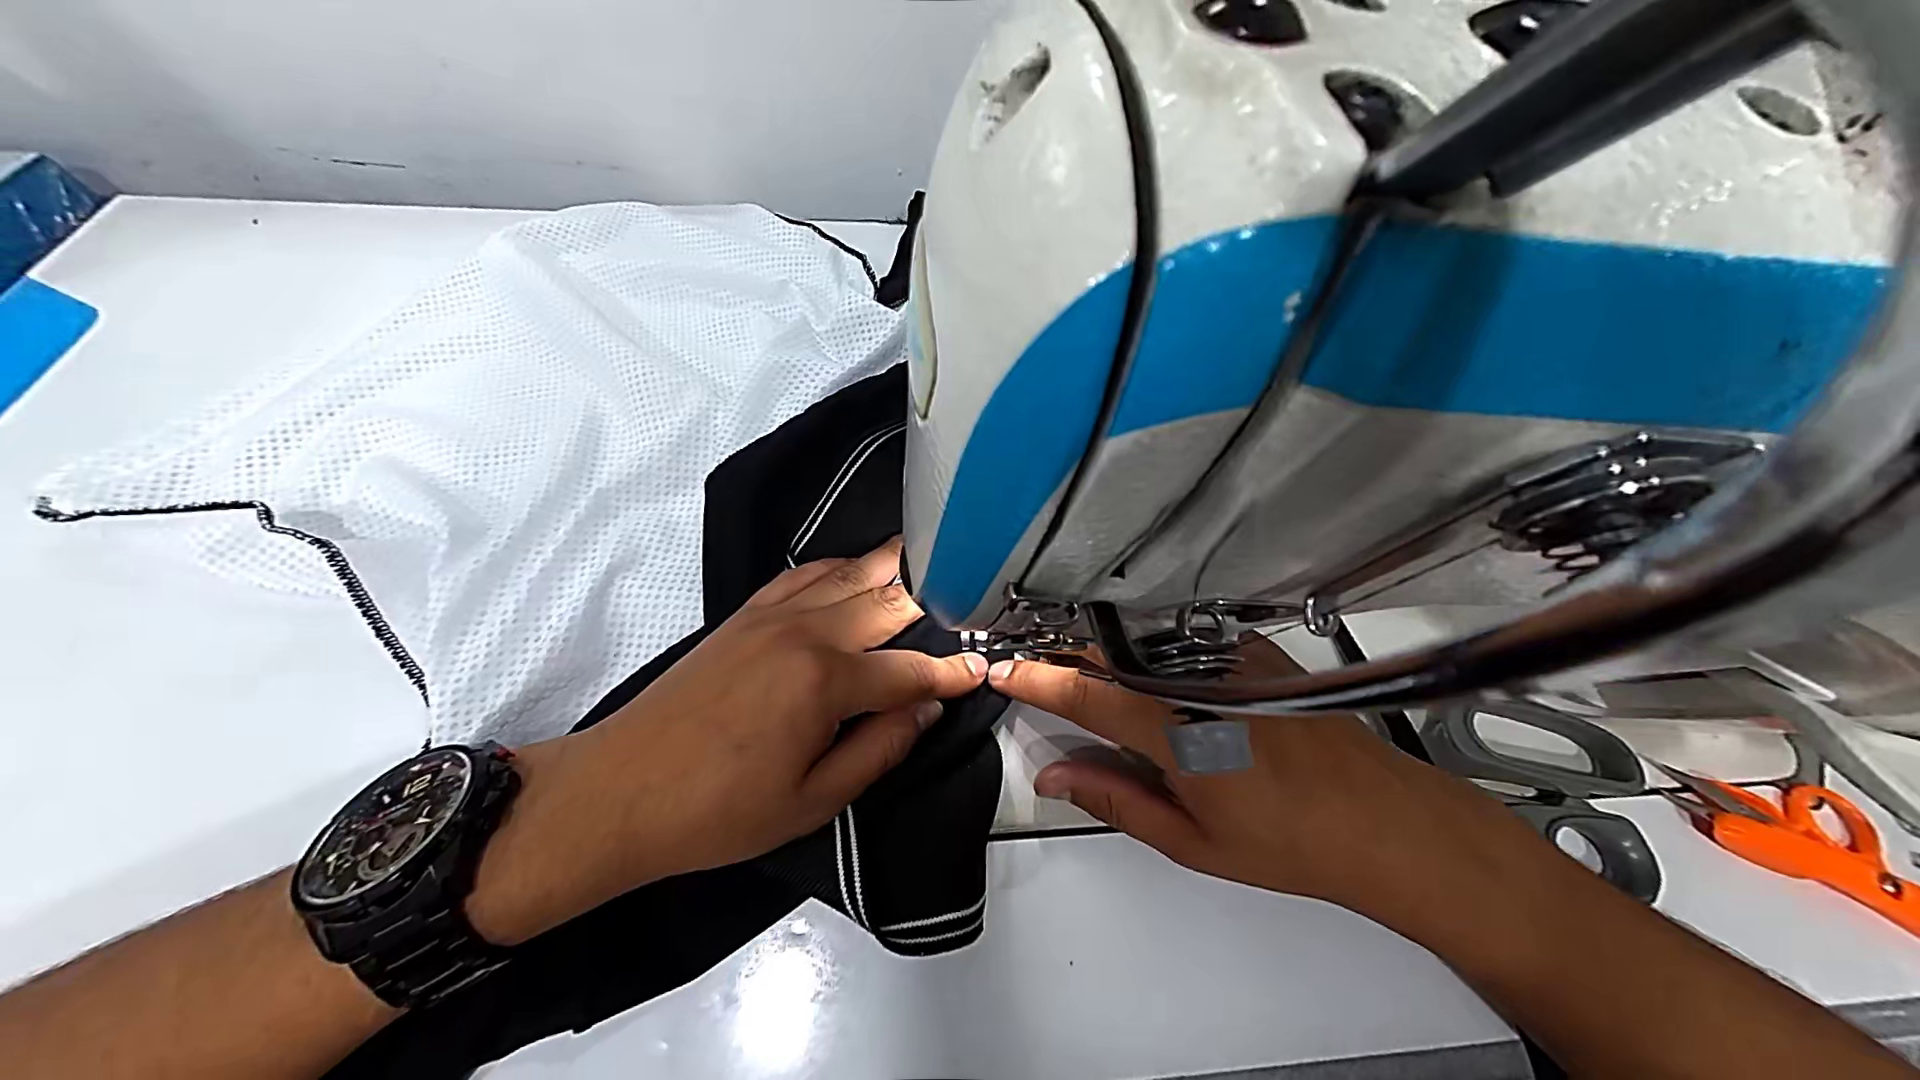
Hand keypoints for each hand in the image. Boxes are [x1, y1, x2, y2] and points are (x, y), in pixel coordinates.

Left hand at [467, 538, 987, 942]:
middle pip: (888, 603)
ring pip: (849, 575)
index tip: (983, 667)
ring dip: (893, 571)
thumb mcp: (813, 801)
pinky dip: (839, 568)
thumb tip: (925, 709)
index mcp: (826, 681)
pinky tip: (855, 573)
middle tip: (967, 605)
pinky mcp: (745, 614)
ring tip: (930, 565)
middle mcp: (806, 632)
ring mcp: (772, 615)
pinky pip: (804, 574)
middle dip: (935, 604)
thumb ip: (879, 749)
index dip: (953, 671)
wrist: (620, 791)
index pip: (911, 669)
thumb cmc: (719, 811)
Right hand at [988, 642, 1558, 938]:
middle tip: (1032, 673)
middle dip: (1061, 659)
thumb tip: (1054, 777)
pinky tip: (1141, 667)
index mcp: (1177, 730)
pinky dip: (1144, 648)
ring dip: (1100, 652)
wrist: (1387, 822)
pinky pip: (1177, 639)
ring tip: (1076, 670)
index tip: (1000, 672)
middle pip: (1107, 654)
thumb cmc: (1290, 843)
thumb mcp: (1190, 841)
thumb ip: (1114, 799)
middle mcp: (1199, 680)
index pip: (1084, 693)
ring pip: (1140, 642)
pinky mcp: (1251, 649)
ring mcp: (1229, 658)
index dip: (1035, 680)